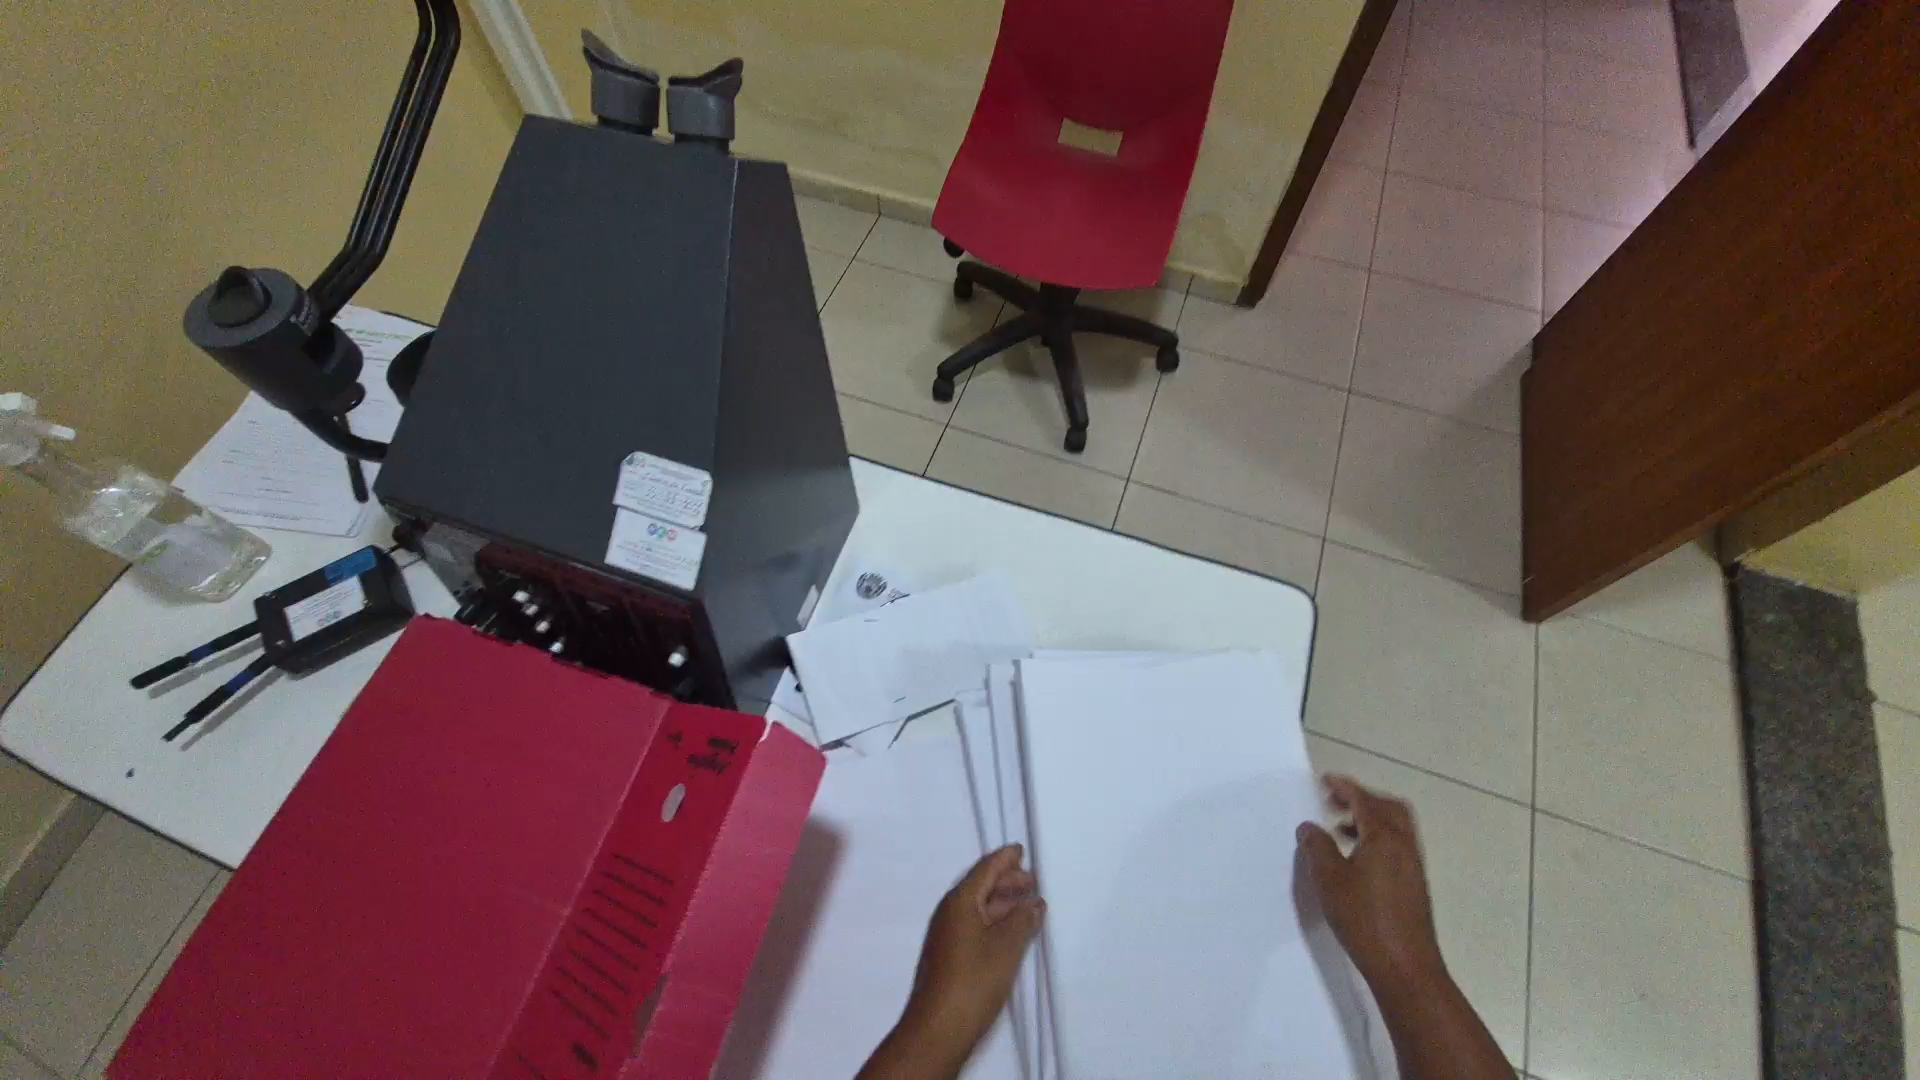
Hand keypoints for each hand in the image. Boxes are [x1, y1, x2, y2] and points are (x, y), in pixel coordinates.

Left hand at [899, 844, 1045, 1064]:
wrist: (937, 1030)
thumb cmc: (973, 981)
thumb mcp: (1006, 947)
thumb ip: (1022, 920)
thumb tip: (1033, 902)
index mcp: (959, 901)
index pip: (985, 869)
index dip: (1004, 859)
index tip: (1020, 849)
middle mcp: (950, 912)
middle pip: (981, 886)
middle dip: (1007, 880)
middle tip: (1032, 879)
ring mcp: (947, 935)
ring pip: (979, 907)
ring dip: (1003, 902)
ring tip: (1029, 904)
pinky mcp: (950, 956)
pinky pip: (976, 924)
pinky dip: (995, 921)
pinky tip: (1012, 932)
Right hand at [1296, 775, 1446, 990]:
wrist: (1405, 968)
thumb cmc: (1363, 918)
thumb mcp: (1329, 879)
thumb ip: (1317, 846)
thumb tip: (1310, 827)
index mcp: (1385, 838)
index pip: (1364, 800)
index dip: (1344, 787)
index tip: (1324, 780)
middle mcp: (1404, 846)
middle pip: (1390, 807)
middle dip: (1362, 799)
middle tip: (1335, 802)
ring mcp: (1413, 867)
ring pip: (1396, 828)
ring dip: (1369, 820)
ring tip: (1340, 829)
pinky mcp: (1414, 886)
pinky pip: (1397, 846)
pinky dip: (1377, 839)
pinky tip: (1356, 859)